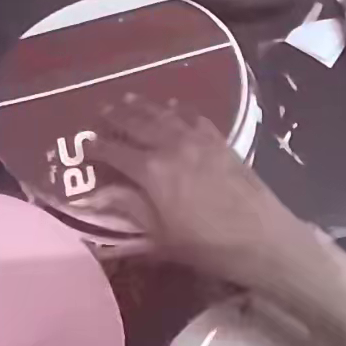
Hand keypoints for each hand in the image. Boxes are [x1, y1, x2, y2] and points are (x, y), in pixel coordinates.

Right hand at [90, 95, 323, 294]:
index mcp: (152, 172)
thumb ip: (129, 209)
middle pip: (137, 124)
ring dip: (144, 106)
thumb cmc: (207, 246)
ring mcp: (198, 140)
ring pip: (164, 115)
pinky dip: (179, 109)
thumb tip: (95, 195)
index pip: (115, 153)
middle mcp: (172, 146)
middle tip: (101, 111)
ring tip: (128, 99)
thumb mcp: (160, 236)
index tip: (83, 144)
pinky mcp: (220, 140)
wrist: (262, 239)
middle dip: (116, 117)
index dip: (96, 147)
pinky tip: (173, 105)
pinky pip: (194, 117)